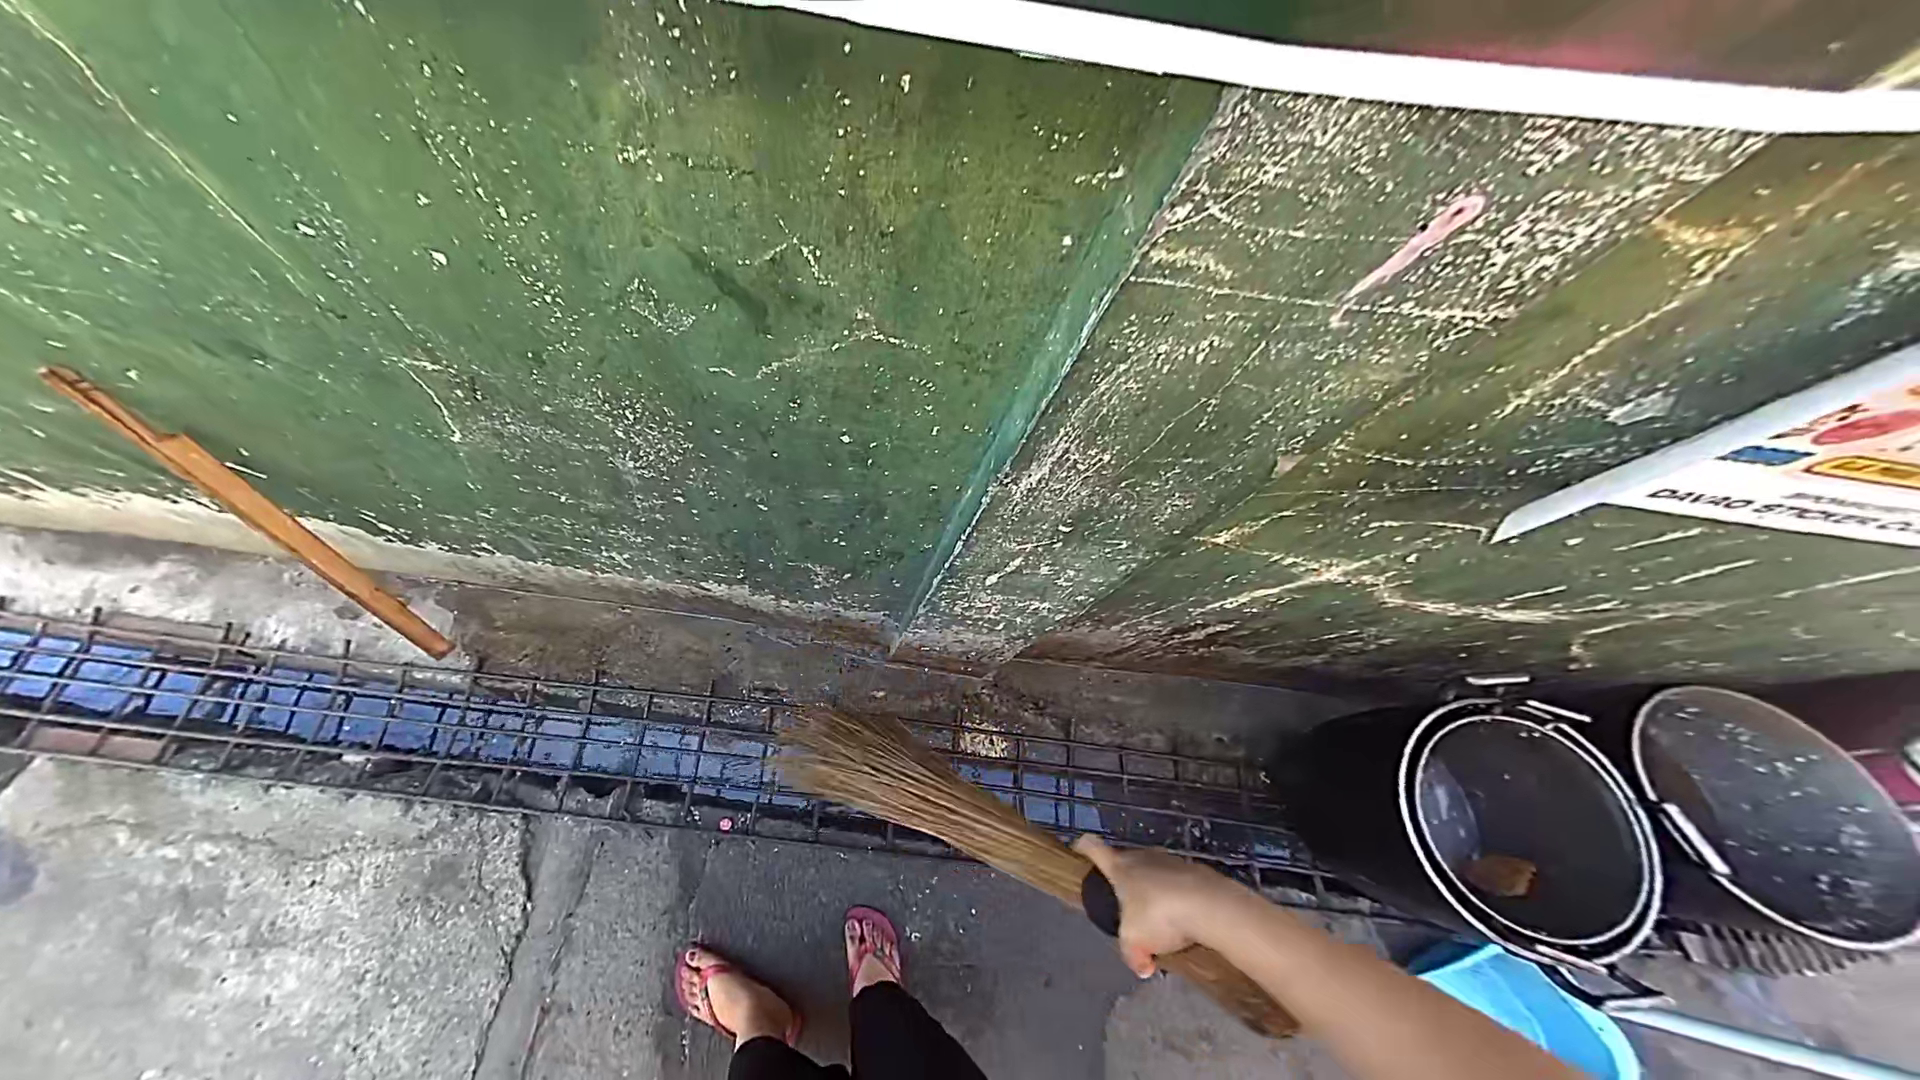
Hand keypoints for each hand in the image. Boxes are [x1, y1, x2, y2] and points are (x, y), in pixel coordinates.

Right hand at [1074, 834, 1251, 977]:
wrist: (1208, 904)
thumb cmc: (1159, 916)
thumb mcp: (1135, 943)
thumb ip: (1132, 955)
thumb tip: (1141, 967)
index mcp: (1119, 867)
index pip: (1092, 847)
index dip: (1083, 848)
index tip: (1078, 852)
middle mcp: (1141, 856)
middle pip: (1125, 860)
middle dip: (1126, 880)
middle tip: (1130, 909)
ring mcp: (1169, 859)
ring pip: (1154, 871)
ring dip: (1155, 890)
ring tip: (1164, 921)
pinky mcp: (1194, 869)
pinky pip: (1179, 882)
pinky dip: (1179, 897)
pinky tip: (1188, 921)